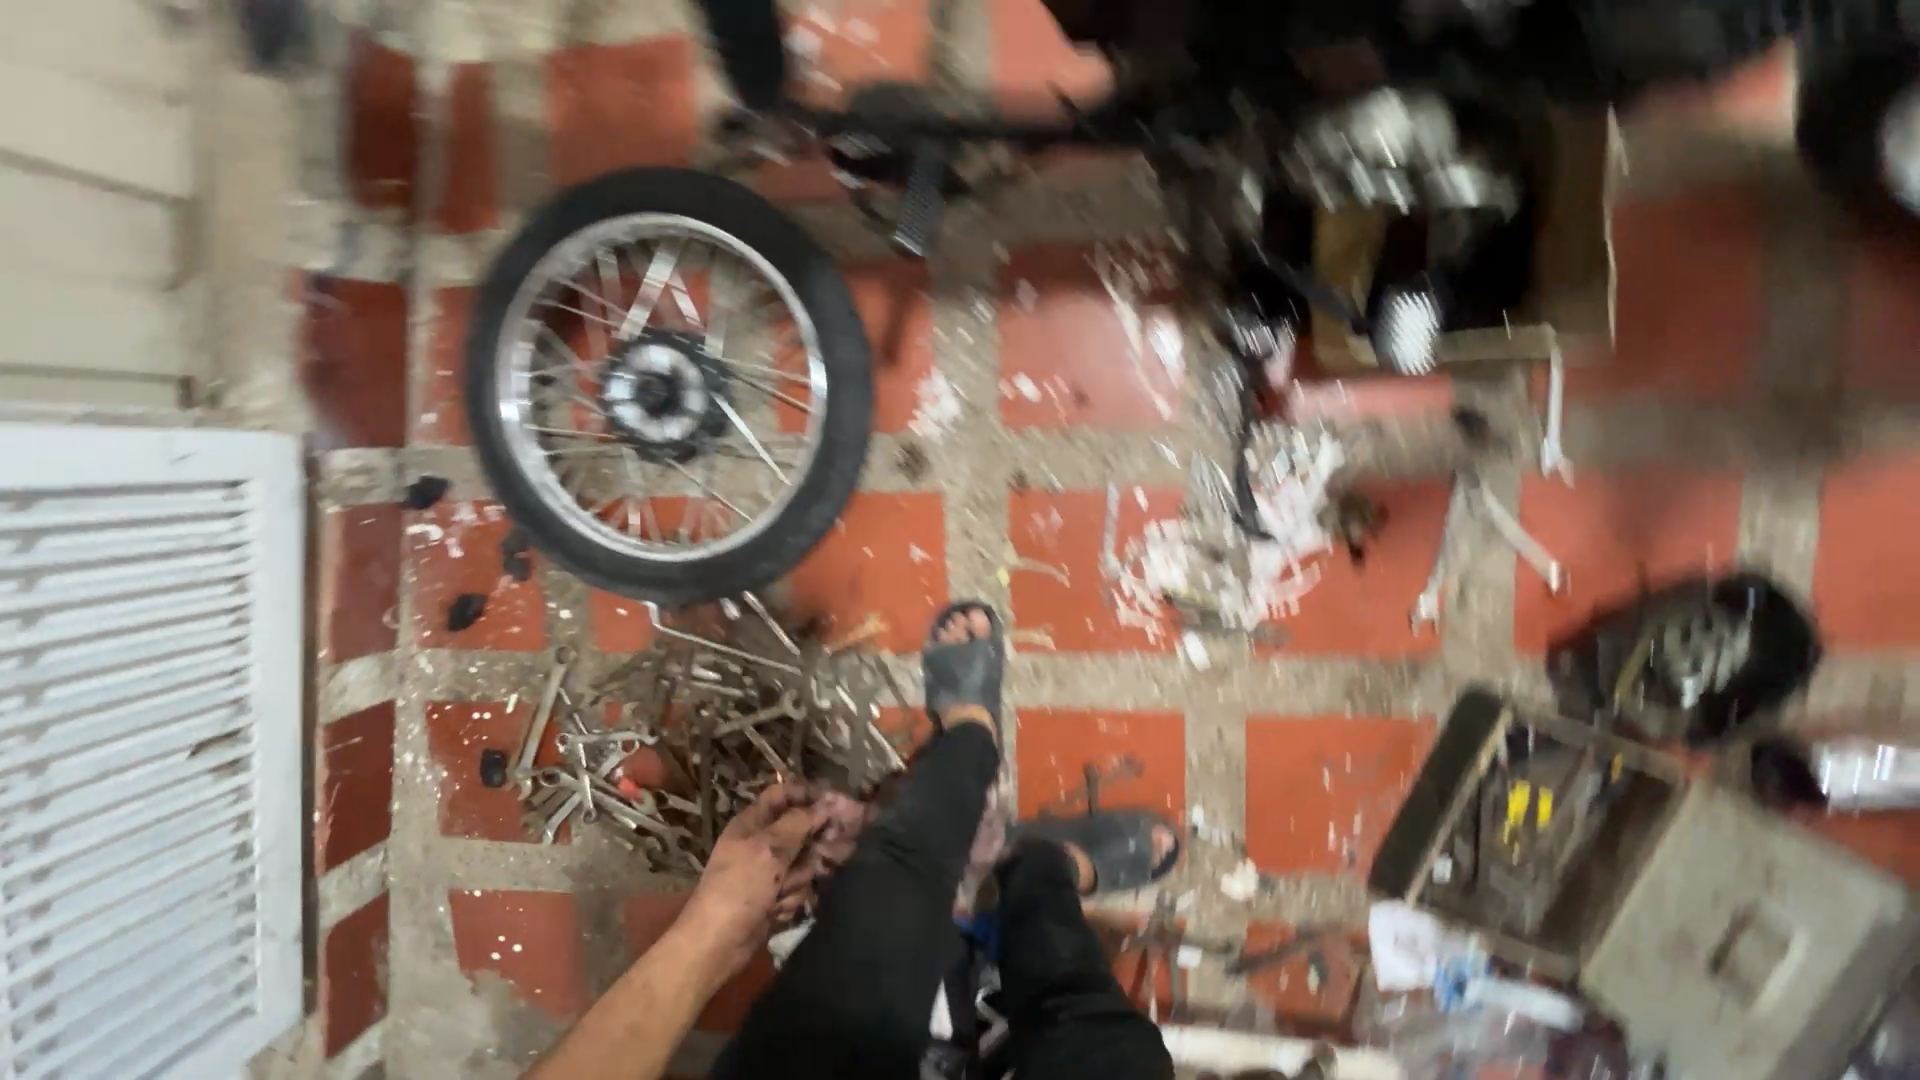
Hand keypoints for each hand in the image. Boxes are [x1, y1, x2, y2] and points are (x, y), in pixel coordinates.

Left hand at [678, 784, 824, 977]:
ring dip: (800, 876)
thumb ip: (800, 822)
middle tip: (836, 850)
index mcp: (754, 822)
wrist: (717, 945)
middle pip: (803, 827)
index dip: (812, 795)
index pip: (786, 795)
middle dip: (818, 840)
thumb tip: (828, 802)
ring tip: (783, 890)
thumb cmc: (739, 888)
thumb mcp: (769, 848)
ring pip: (805, 860)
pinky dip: (792, 898)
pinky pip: (799, 886)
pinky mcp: (776, 895)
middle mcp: (764, 841)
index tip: (840, 803)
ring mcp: (771, 870)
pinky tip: (777, 909)